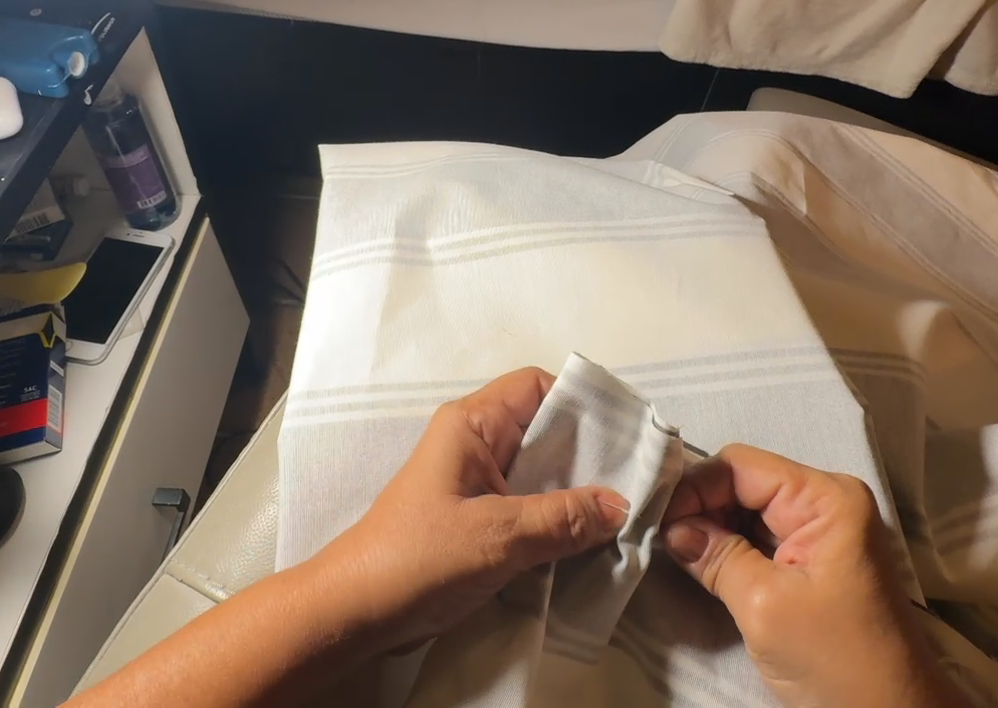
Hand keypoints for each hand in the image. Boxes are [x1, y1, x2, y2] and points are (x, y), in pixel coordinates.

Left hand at [311, 367, 629, 651]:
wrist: (358, 611)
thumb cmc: (418, 557)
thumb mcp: (496, 535)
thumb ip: (561, 519)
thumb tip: (623, 505)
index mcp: (472, 423)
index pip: (535, 386)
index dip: (580, 401)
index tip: (625, 430)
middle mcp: (478, 442)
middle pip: (545, 428)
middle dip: (590, 450)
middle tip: (639, 475)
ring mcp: (480, 480)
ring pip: (542, 468)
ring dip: (579, 488)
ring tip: (627, 507)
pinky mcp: (482, 516)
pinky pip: (533, 501)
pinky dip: (561, 515)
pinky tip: (593, 536)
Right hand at [662, 445, 964, 707]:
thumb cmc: (836, 663)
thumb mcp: (764, 607)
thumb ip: (715, 556)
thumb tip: (670, 528)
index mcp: (825, 497)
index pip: (741, 466)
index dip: (695, 487)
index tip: (658, 519)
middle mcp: (825, 498)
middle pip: (744, 481)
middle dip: (701, 506)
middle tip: (663, 537)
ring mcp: (822, 527)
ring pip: (748, 506)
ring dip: (713, 526)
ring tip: (679, 549)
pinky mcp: (815, 554)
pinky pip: (761, 532)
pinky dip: (731, 544)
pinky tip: (705, 560)